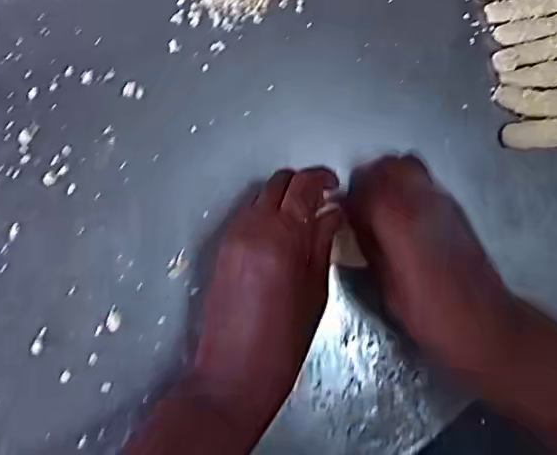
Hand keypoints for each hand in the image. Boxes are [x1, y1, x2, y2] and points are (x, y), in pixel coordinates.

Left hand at [191, 167, 340, 433]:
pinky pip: (248, 214)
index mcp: (282, 235)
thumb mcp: (316, 290)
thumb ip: (323, 242)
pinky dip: (266, 213)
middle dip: (302, 184)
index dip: (322, 178)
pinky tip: (281, 236)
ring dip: (283, 198)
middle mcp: (254, 227)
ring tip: (303, 220)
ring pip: (262, 195)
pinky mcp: (222, 249)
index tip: (333, 185)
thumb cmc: (281, 344)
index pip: (303, 183)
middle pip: (280, 181)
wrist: (231, 378)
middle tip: (321, 200)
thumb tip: (331, 213)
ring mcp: (234, 236)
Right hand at [346, 155, 522, 375]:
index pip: (364, 185)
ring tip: (380, 203)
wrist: (485, 324)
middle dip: (368, 178)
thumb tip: (354, 224)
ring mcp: (441, 199)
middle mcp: (422, 200)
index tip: (342, 209)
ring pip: (407, 164)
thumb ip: (369, 247)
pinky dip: (407, 184)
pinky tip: (403, 212)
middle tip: (358, 201)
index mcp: (400, 220)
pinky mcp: (454, 205)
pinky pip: (423, 178)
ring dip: (389, 177)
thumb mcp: (388, 288)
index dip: (349, 196)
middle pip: (387, 164)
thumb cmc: (433, 317)